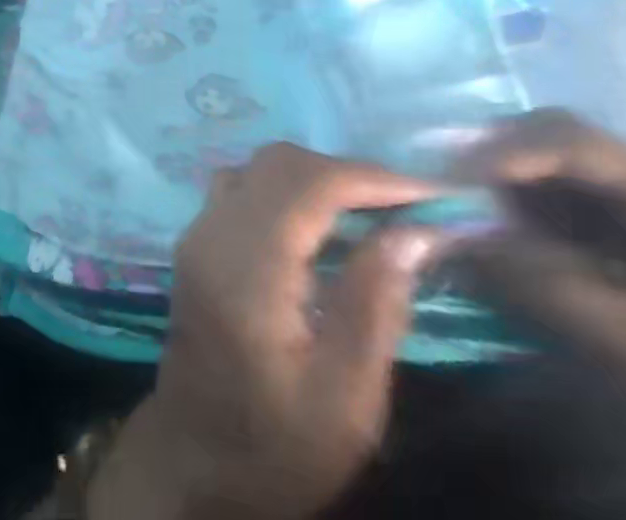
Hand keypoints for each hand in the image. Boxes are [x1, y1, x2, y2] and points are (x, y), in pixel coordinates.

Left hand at [89, 144, 443, 519]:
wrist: (193, 461)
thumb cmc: (276, 446)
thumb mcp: (346, 396)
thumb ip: (375, 303)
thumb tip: (416, 231)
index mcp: (246, 271)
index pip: (306, 185)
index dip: (371, 177)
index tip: (432, 194)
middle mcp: (211, 237)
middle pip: (275, 163)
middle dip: (345, 171)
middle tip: (407, 206)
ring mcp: (196, 237)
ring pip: (255, 168)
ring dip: (313, 177)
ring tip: (371, 213)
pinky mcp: (196, 246)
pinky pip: (241, 190)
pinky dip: (286, 190)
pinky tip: (324, 225)